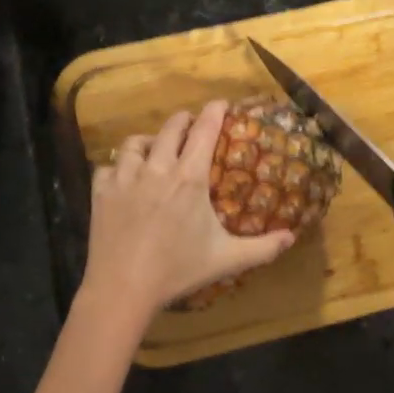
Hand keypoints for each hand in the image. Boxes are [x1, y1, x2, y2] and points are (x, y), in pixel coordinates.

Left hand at [82, 101, 294, 312]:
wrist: (124, 288)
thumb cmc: (179, 270)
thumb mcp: (228, 260)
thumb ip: (263, 247)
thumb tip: (292, 237)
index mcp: (189, 178)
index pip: (205, 131)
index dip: (214, 112)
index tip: (221, 104)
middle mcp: (157, 168)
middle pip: (171, 128)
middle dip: (184, 120)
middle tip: (192, 124)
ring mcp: (125, 178)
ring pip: (136, 143)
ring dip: (150, 140)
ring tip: (156, 148)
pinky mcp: (101, 192)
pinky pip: (110, 167)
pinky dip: (120, 166)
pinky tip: (126, 176)